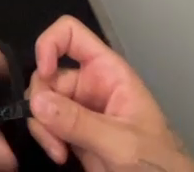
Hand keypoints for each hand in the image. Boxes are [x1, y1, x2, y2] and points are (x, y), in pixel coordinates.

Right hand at [25, 16, 193, 171]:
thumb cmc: (157, 165)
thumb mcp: (120, 142)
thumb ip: (79, 122)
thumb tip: (36, 101)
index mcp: (107, 71)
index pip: (71, 34)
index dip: (50, 43)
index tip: (44, 72)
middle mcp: (91, 84)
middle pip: (49, 72)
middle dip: (43, 100)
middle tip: (49, 132)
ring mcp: (81, 110)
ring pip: (43, 101)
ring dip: (42, 124)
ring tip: (58, 153)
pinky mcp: (74, 134)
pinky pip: (47, 124)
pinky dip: (46, 138)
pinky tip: (59, 156)